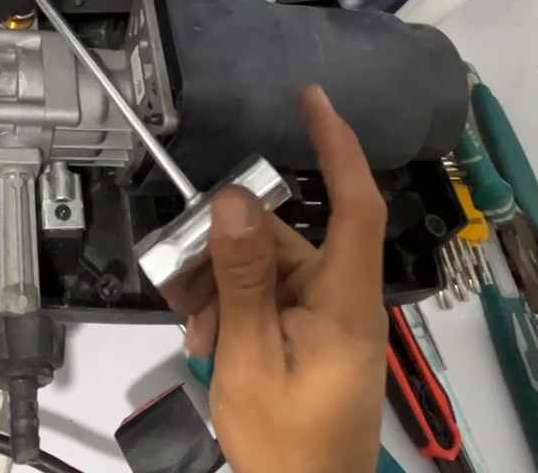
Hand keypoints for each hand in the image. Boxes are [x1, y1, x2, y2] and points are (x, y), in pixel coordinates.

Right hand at [183, 87, 388, 472]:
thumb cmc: (286, 447)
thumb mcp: (251, 359)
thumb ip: (242, 278)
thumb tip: (233, 201)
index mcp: (346, 301)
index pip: (356, 204)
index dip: (338, 145)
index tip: (313, 100)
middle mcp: (340, 298)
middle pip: (283, 238)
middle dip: (227, 250)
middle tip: (181, 278)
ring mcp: (324, 316)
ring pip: (264, 266)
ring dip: (220, 287)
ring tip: (191, 326)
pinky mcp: (309, 331)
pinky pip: (265, 295)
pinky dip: (230, 307)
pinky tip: (204, 336)